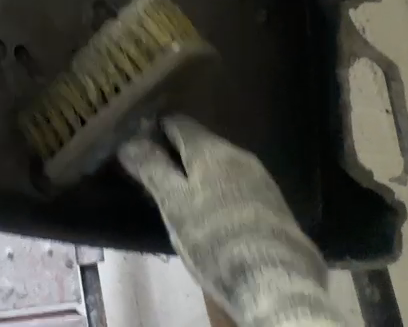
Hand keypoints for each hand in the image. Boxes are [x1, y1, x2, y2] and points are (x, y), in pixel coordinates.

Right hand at [118, 115, 347, 326]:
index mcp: (211, 149)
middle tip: (155, 173)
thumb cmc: (215, 238)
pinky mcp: (275, 208)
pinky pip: (237, 188)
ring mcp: (261, 181)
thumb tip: (128, 141)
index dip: (154, 128)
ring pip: (220, 167)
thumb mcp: (173, 204)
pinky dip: (219, 193)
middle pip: (200, 144)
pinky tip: (213, 216)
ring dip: (199, 176)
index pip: (177, 122)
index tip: (136, 142)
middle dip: (176, 154)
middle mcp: (238, 155)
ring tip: (181, 197)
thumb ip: (151, 168)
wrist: (278, 285)